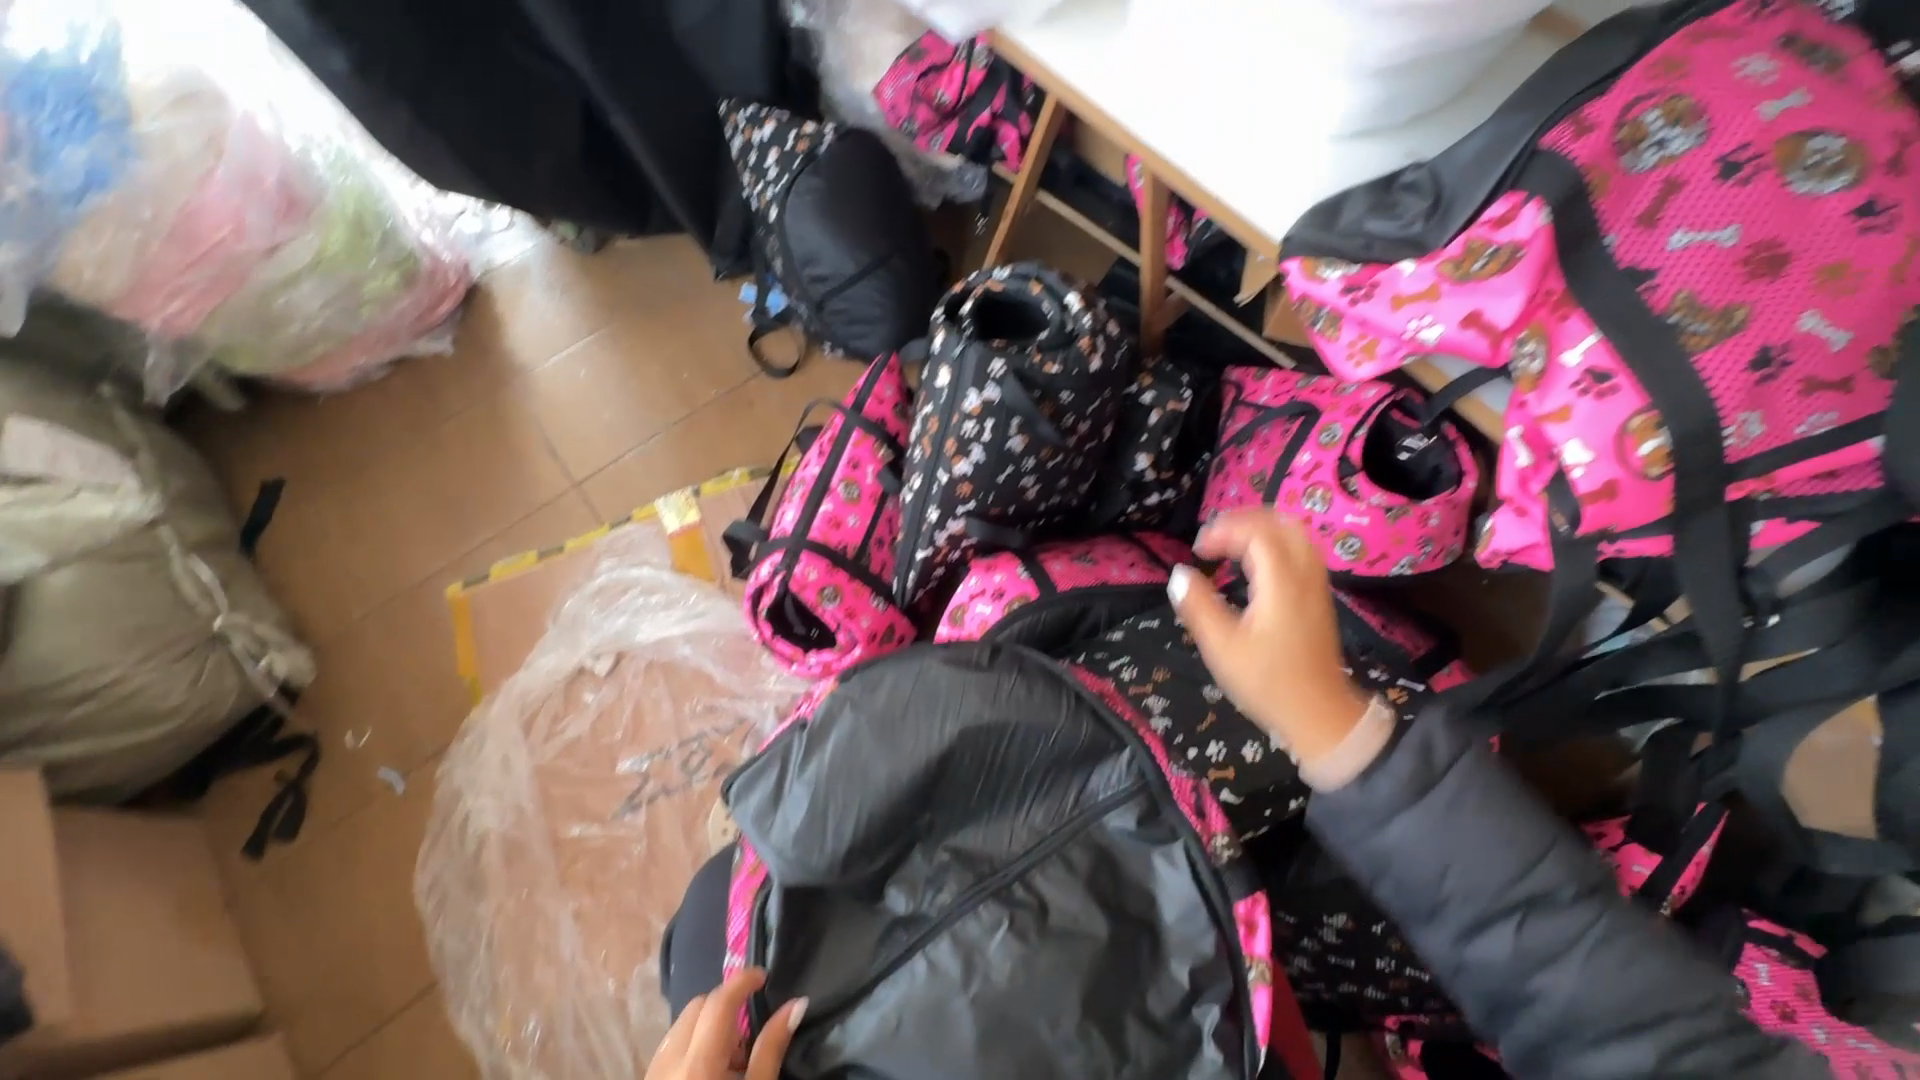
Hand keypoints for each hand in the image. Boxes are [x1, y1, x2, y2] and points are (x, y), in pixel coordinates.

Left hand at [645, 968, 805, 1079]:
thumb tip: (796, 1005)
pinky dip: (691, 1044)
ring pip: (680, 1024)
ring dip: (708, 1024)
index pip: (719, 1001)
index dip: (742, 981)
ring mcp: (653, 1073)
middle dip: (725, 1004)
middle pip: (697, 1006)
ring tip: (731, 1057)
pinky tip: (709, 1073)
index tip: (763, 976)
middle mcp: (669, 1061)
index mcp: (699, 1064)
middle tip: (750, 1028)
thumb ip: (772, 1047)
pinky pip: (670, 1046)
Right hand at [1167, 509, 1372, 766]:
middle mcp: (1304, 575)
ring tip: (1230, 547)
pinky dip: (1274, 546)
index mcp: (1281, 582)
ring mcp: (1316, 585)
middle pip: (1280, 523)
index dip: (1223, 531)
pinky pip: (1300, 552)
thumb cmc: (1267, 682)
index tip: (1198, 551)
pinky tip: (1254, 567)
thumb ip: (1197, 605)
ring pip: (1294, 536)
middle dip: (1243, 521)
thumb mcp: (1222, 647)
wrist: (1319, 715)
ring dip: (1260, 531)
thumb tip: (1179, 574)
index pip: (1255, 532)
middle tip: (1213, 539)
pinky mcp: (1318, 598)